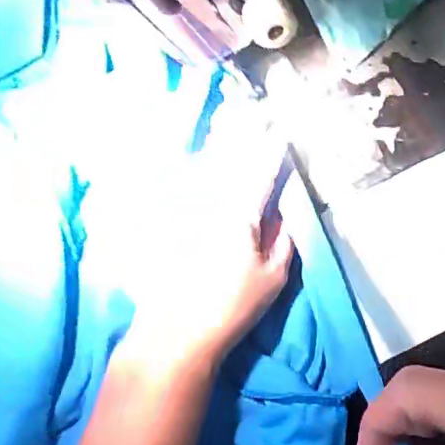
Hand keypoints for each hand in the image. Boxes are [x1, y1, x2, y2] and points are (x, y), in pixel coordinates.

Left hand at [105, 124, 294, 368]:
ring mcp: (180, 207)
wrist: (173, 333)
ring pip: (202, 165)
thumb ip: (282, 237)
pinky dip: (193, 169)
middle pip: (227, 156)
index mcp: (240, 212)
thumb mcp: (273, 276)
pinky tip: (198, 160)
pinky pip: (180, 184)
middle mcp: (207, 199)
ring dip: (217, 145)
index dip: (274, 146)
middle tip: (254, 111)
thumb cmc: (232, 307)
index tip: (282, 126)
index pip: (262, 169)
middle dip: (242, 131)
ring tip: (228, 122)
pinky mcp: (161, 219)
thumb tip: (281, 210)